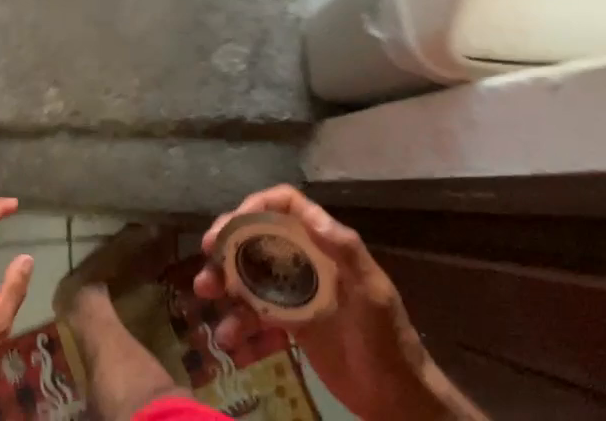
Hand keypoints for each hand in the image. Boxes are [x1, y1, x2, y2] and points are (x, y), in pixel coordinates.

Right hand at [194, 185, 481, 420]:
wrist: (399, 398)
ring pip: (251, 283)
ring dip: (229, 298)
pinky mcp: (292, 326)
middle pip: (257, 242)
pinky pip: (257, 320)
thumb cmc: (389, 340)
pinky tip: (235, 349)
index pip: (285, 207)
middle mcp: (307, 262)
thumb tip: (310, 214)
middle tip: (206, 274)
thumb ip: (345, 251)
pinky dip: (243, 332)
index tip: (227, 227)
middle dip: (227, 254)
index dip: (254, 207)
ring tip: (216, 323)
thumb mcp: (372, 293)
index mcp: (326, 245)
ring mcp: (297, 294)